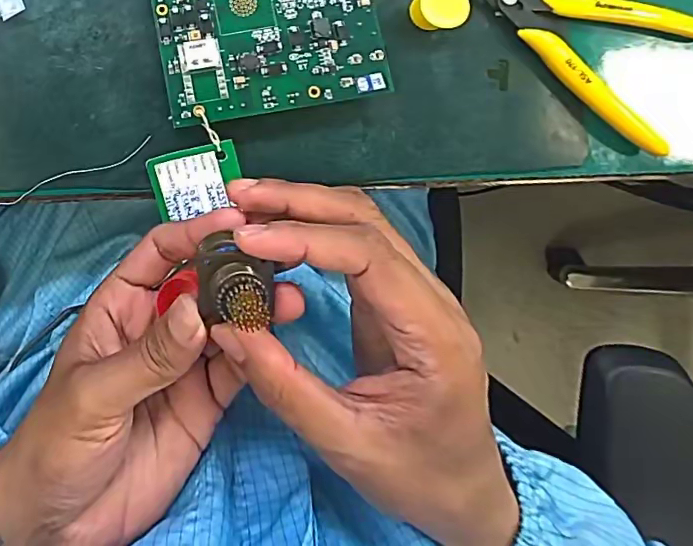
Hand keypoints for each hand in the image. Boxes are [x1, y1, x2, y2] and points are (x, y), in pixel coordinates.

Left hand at [0, 207, 298, 545]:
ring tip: (292, 298)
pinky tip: (278, 343)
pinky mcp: (202, 406)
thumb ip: (147, 355)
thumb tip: (194, 309)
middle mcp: (154, 327)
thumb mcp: (95, 392)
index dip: (191, 233)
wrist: (62, 518)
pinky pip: (234, 373)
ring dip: (254, 310)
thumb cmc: (58, 439)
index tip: (231, 222)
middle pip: (199, 285)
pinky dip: (257, 357)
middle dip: (234, 269)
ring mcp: (181, 366)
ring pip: (223, 326)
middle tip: (278, 260)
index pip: (157, 255)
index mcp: (118, 307)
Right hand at [208, 180, 518, 545]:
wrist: (465, 495)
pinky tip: (271, 224)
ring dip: (298, 202)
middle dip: (294, 199)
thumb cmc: (420, 476)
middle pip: (363, 218)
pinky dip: (306, 220)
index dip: (302, 236)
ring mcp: (413, 288)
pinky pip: (349, 236)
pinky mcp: (391, 290)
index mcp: (431, 333)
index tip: (247, 239)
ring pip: (357, 216)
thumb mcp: (346, 443)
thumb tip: (227, 326)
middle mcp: (430, 297)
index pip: (366, 253)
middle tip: (237, 197)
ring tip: (246, 201)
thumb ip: (283, 385)